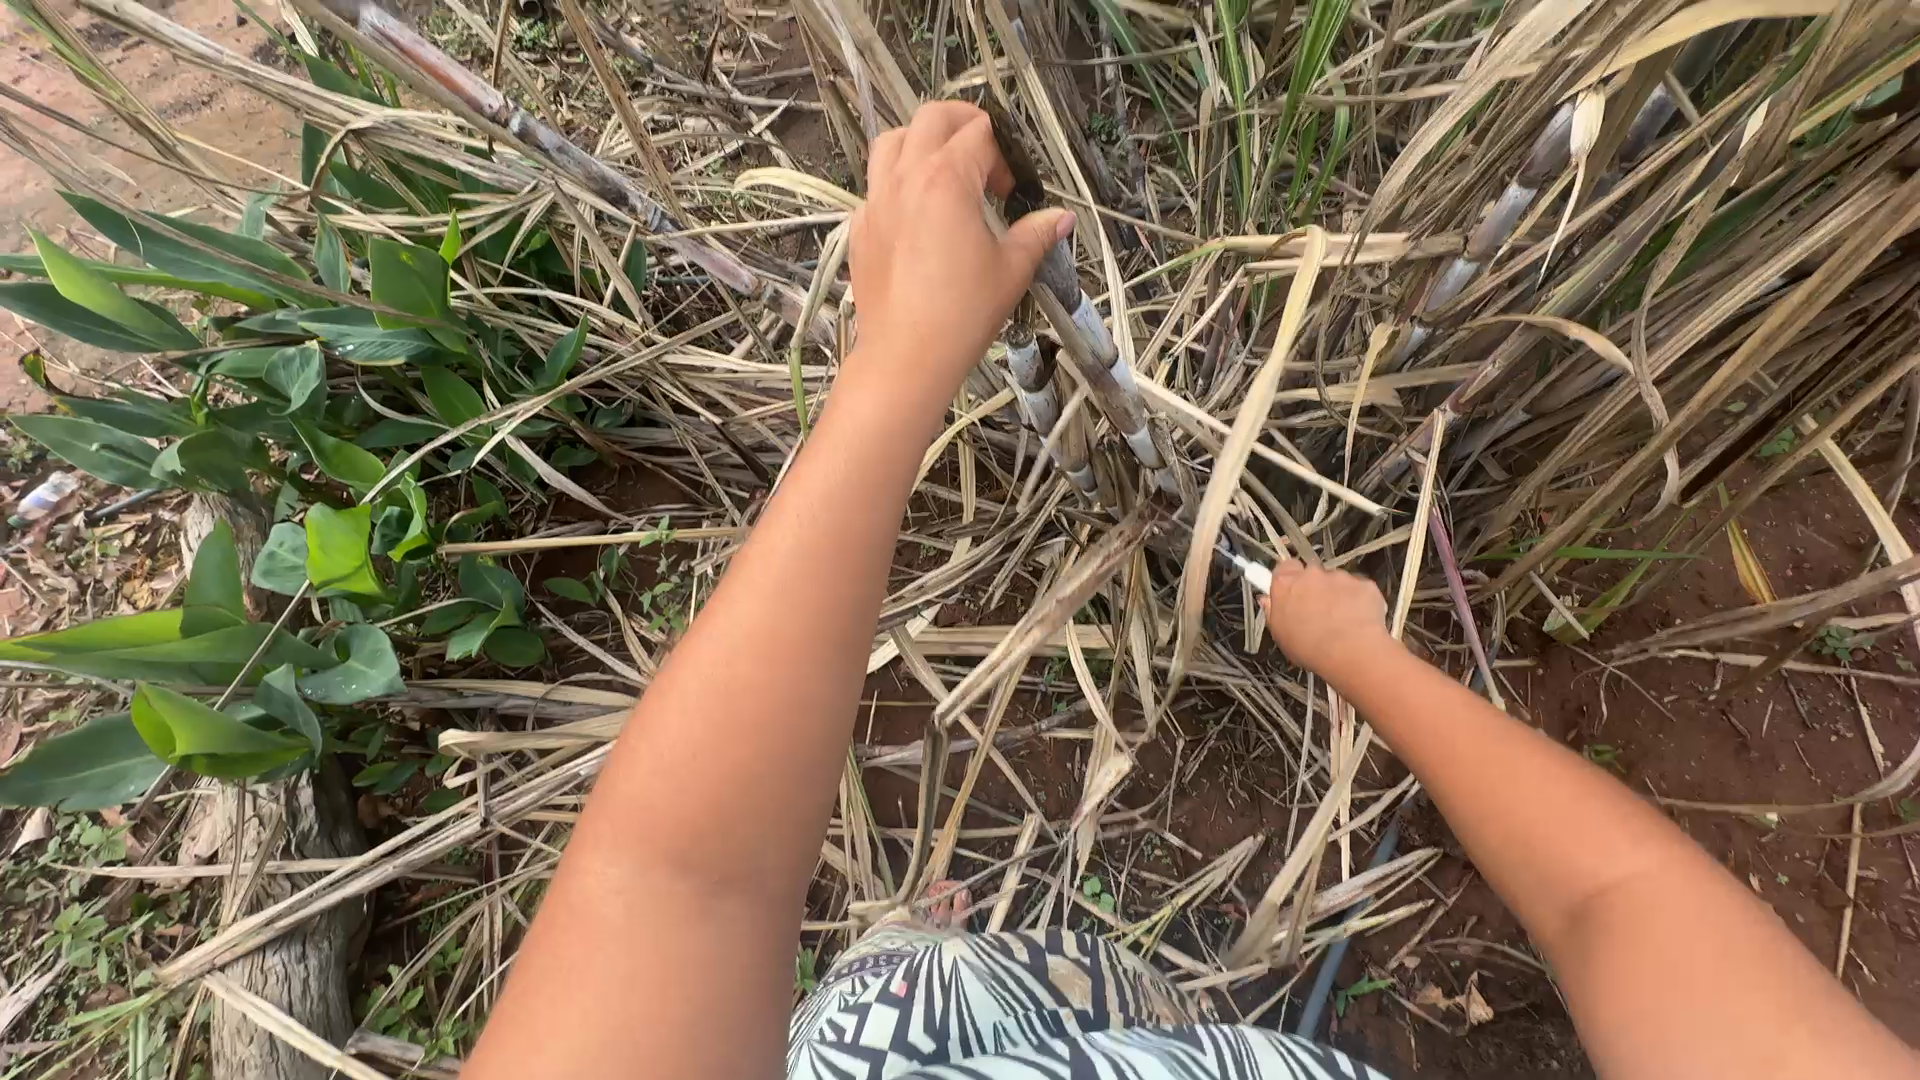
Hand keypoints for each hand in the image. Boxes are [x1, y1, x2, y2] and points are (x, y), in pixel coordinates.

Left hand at [846, 101, 1074, 402]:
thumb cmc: (962, 315)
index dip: (1004, 154)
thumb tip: (1061, 218)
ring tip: (942, 173)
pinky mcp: (861, 231)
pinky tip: (915, 218)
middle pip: (931, 118)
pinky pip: (874, 187)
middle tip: (983, 156)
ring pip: (891, 142)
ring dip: (920, 143)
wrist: (907, 357)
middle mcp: (905, 179)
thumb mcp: (1011, 272)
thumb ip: (1036, 234)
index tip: (1011, 189)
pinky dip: (895, 185)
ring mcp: (876, 203)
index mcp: (947, 179)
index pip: (980, 134)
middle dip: (962, 125)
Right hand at [1258, 562, 1395, 678]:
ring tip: (1342, 620)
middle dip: (1315, 587)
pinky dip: (1360, 600)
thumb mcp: (1280, 634)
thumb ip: (1272, 611)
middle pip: (1312, 574)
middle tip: (1318, 611)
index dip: (1290, 578)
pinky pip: (1360, 589)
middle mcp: (1311, 574)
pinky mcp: (1365, 584)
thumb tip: (1268, 599)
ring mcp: (1340, 577)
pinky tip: (1360, 620)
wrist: (1351, 651)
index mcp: (1285, 584)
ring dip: (1338, 595)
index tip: (1292, 592)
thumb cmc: (1309, 647)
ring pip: (1337, 581)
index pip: (1285, 567)